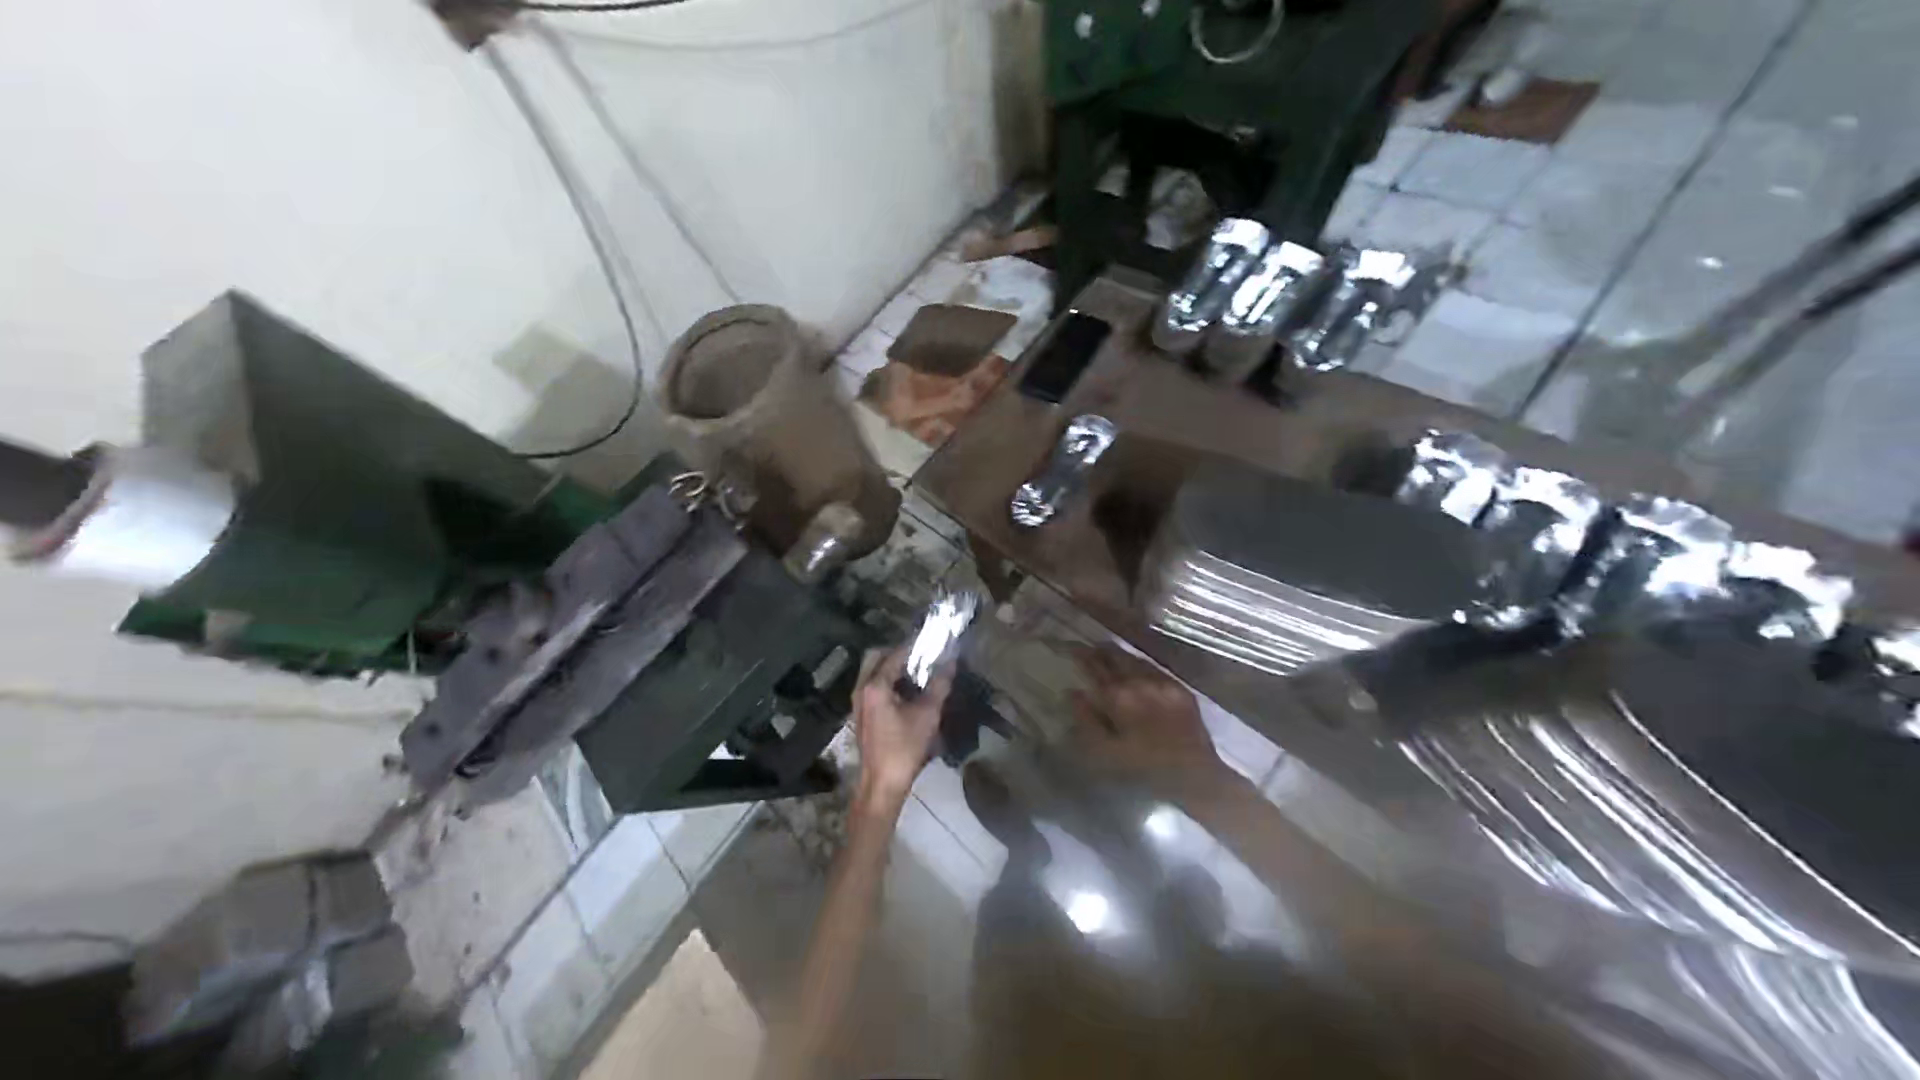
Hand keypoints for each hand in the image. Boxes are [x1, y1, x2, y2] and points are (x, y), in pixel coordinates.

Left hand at [852, 648, 950, 808]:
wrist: (882, 784)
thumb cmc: (905, 748)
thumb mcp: (928, 715)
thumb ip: (939, 685)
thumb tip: (951, 663)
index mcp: (875, 686)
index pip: (895, 654)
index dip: (914, 646)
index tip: (931, 642)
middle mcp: (862, 689)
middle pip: (876, 657)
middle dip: (898, 653)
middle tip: (921, 656)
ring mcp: (858, 702)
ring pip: (872, 672)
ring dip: (892, 668)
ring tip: (917, 673)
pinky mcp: (861, 714)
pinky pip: (872, 686)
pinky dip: (887, 682)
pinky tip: (906, 693)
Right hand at [1069, 644, 1231, 795]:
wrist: (1194, 776)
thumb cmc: (1142, 769)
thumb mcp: (1104, 752)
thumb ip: (1085, 719)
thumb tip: (1072, 692)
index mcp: (1118, 696)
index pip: (1093, 666)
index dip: (1079, 654)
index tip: (1069, 646)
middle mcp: (1139, 682)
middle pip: (1115, 656)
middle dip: (1099, 650)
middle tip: (1087, 647)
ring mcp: (1163, 683)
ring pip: (1135, 659)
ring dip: (1119, 654)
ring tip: (1108, 652)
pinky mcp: (1180, 690)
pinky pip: (1155, 669)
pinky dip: (1140, 664)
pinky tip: (1137, 668)